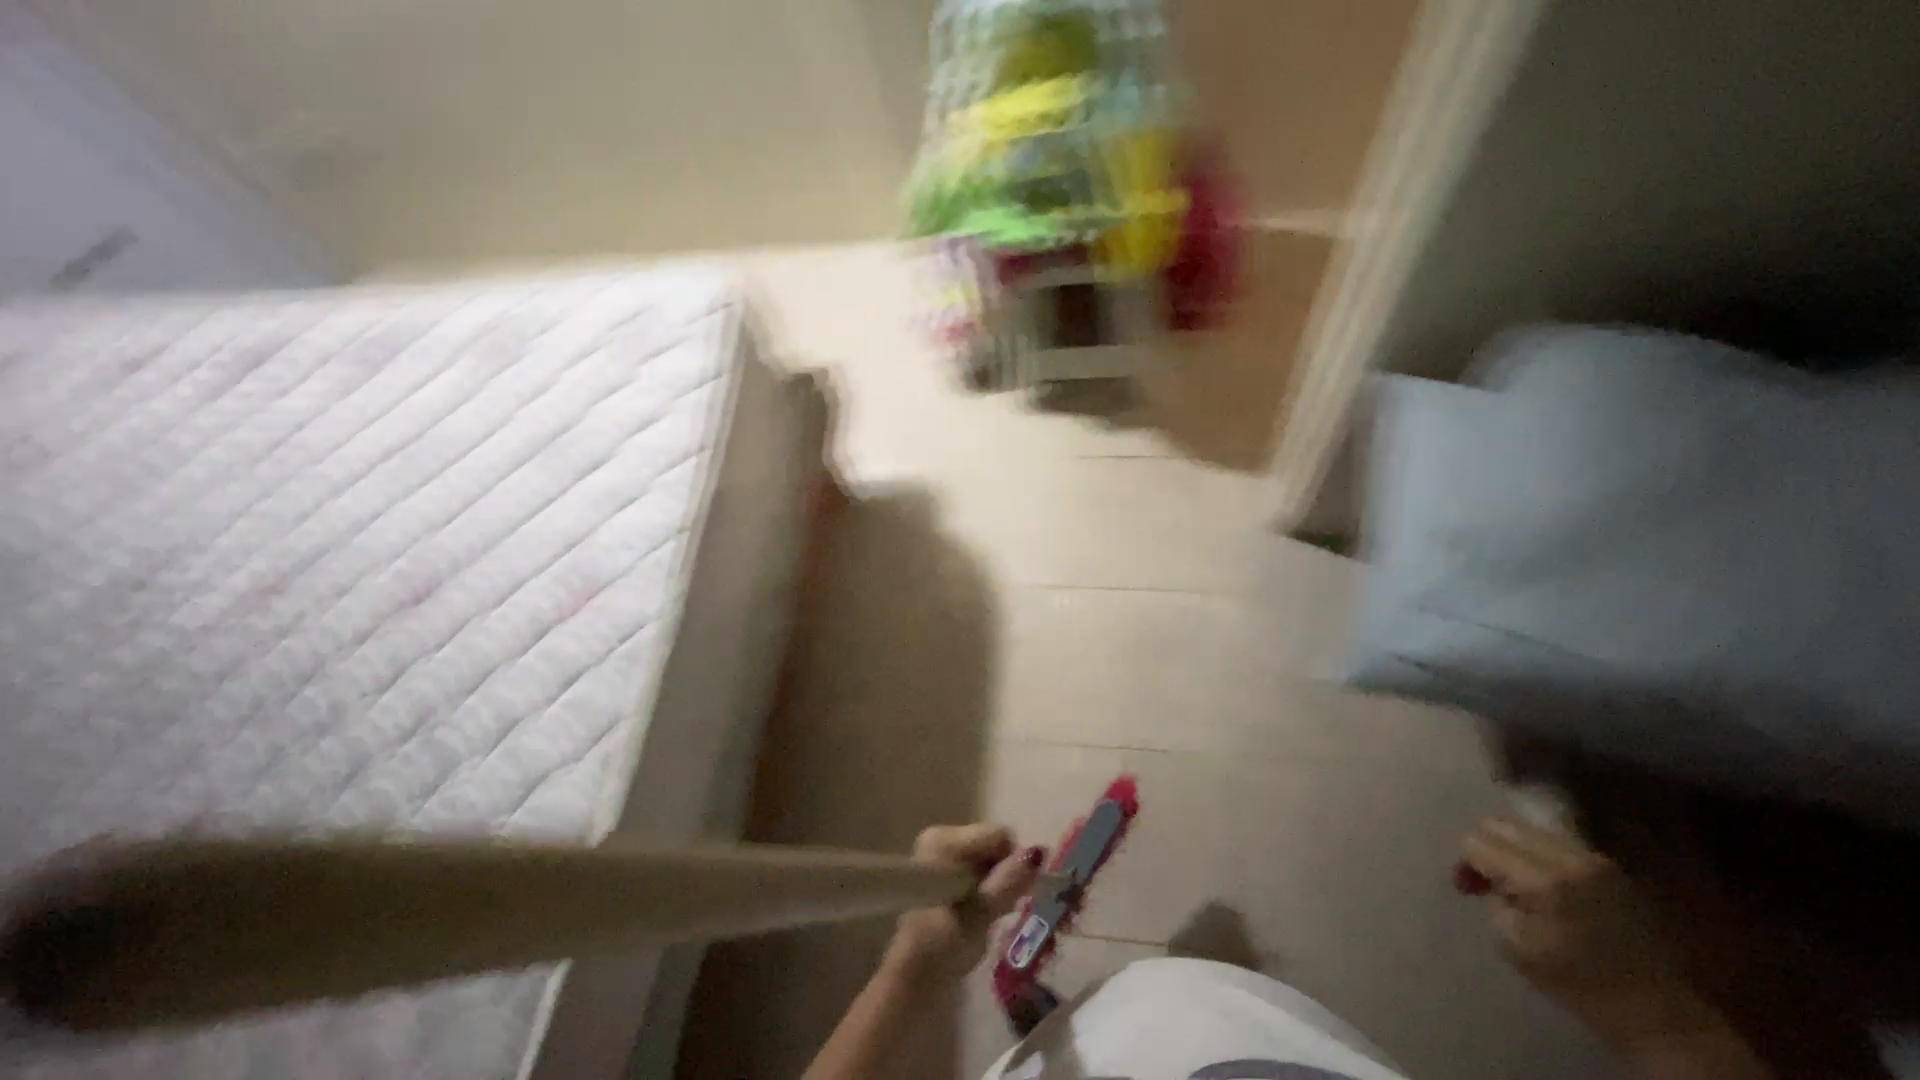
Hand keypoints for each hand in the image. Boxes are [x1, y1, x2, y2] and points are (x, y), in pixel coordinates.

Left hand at [882, 824, 1042, 990]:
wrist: (915, 979)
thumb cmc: (942, 948)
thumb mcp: (978, 916)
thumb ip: (1006, 884)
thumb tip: (1036, 854)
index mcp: (944, 841)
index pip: (999, 836)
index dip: (1011, 865)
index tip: (1005, 899)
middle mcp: (942, 837)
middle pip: (995, 844)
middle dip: (1005, 875)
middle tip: (996, 910)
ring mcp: (943, 852)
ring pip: (993, 858)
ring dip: (998, 885)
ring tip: (987, 914)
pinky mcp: (946, 868)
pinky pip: (982, 868)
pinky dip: (988, 888)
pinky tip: (980, 912)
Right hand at [1456, 818, 1726, 1050]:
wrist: (1656, 1009)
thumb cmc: (1578, 984)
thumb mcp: (1515, 946)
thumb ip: (1495, 900)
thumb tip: (1488, 879)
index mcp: (1542, 880)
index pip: (1479, 842)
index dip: (1464, 862)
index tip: (1467, 890)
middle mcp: (1569, 858)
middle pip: (1503, 824)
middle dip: (1485, 848)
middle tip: (1485, 882)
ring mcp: (1595, 859)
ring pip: (1531, 830)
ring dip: (1513, 851)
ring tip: (1516, 884)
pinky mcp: (1611, 867)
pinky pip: (1559, 844)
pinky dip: (1540, 857)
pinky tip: (1546, 887)